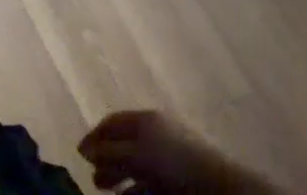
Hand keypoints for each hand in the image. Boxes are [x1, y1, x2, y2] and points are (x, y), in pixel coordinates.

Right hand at [78, 110, 281, 194]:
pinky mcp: (187, 176)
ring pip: (140, 165)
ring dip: (124, 179)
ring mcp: (174, 154)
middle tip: (96, 180)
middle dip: (108, 163)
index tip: (81, 155)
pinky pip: (157, 179)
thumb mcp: (133, 155)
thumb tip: (83, 151)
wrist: (226, 189)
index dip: (93, 138)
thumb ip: (106, 152)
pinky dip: (142, 188)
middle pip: (124, 144)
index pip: (110, 123)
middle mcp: (158, 131)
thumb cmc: (174, 164)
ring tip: (111, 193)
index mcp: (144, 119)